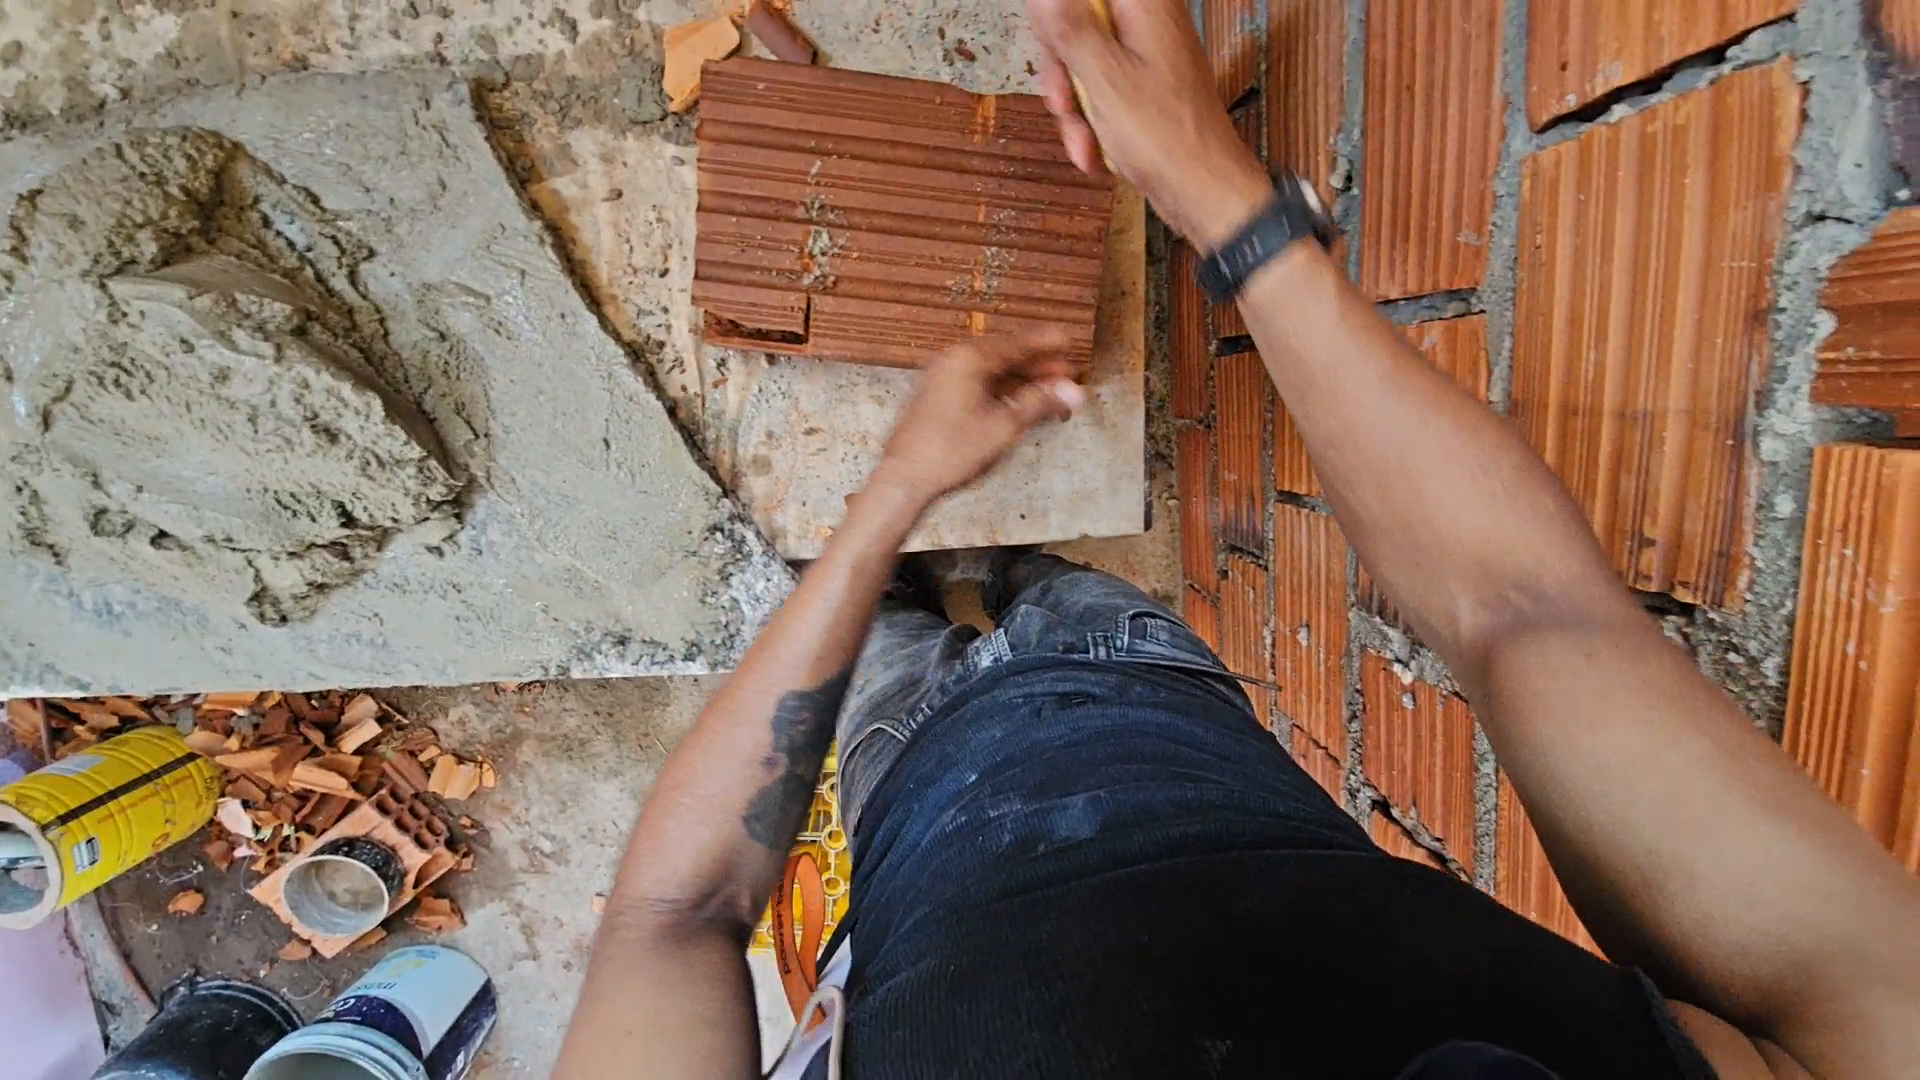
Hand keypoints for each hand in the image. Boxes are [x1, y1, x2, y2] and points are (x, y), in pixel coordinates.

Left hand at [872, 331, 1086, 503]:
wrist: (905, 476)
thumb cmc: (952, 451)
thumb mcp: (1003, 426)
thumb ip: (1039, 403)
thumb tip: (1073, 391)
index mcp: (969, 359)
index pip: (1017, 343)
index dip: (1045, 343)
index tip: (1067, 340)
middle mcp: (953, 360)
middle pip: (1004, 357)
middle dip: (1036, 368)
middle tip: (1065, 376)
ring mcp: (942, 378)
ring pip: (990, 373)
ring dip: (1020, 382)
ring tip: (1048, 394)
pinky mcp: (937, 397)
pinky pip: (976, 385)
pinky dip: (999, 392)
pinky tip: (1017, 405)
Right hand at [1029, 0, 1271, 250]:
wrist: (1199, 189)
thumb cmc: (1165, 138)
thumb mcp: (1103, 80)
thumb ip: (1070, 29)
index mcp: (1142, 5)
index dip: (1059, 18)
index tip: (1054, 49)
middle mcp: (1145, 24)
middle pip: (1078, 28)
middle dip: (1063, 74)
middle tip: (1063, 105)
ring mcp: (1145, 60)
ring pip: (1085, 68)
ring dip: (1075, 112)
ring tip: (1084, 144)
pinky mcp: (1143, 93)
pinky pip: (1102, 97)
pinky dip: (1093, 126)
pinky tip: (1095, 153)